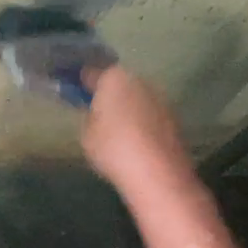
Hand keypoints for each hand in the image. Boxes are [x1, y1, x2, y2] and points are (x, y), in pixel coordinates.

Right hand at [81, 66, 193, 192]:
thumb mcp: (86, 133)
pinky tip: (135, 141)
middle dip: (106, 94)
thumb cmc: (114, 148)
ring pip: (135, 98)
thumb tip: (95, 112)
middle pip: (117, 83)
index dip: (79, 83)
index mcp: (113, 78)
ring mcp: (160, 99)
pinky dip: (141, 122)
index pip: (90, 72)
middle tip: (95, 112)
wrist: (159, 175)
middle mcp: (139, 81)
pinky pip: (149, 114)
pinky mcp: (174, 118)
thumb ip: (89, 116)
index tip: (72, 93)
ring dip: (126, 108)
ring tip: (116, 131)